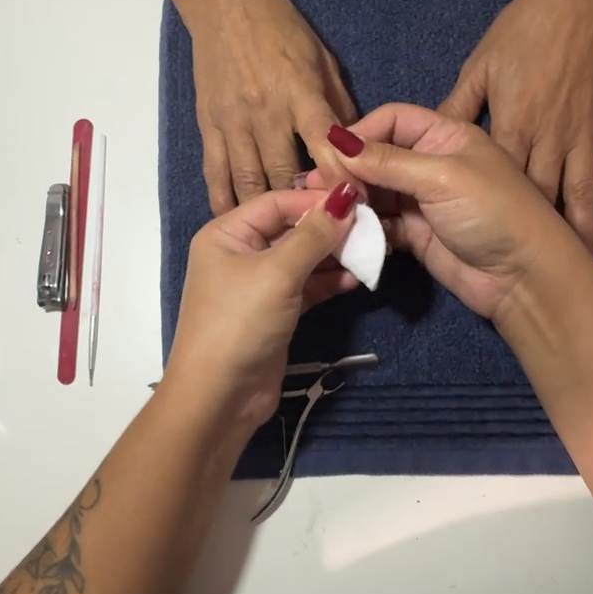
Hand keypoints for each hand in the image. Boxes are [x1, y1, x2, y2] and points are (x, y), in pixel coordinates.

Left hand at [166, 185, 359, 432]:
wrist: (220, 395)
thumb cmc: (240, 323)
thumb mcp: (277, 273)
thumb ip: (314, 235)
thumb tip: (346, 198)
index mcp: (227, 234)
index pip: (277, 202)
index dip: (316, 199)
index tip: (358, 200)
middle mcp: (240, 254)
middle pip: (292, 228)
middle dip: (330, 229)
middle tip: (371, 226)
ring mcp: (258, 285)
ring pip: (303, 259)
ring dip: (334, 256)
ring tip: (370, 252)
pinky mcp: (275, 312)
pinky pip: (306, 287)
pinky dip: (329, 282)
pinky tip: (355, 280)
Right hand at [190, 0, 358, 213]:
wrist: (223, 4)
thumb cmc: (280, 27)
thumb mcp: (321, 59)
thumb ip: (336, 105)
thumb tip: (355, 149)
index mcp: (300, 93)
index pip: (325, 146)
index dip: (341, 179)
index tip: (356, 206)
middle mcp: (265, 112)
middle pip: (285, 174)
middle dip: (303, 205)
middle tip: (320, 233)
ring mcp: (233, 122)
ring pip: (249, 181)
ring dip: (266, 212)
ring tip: (282, 236)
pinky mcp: (208, 126)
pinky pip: (216, 173)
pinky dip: (224, 201)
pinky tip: (235, 220)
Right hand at [323, 106, 579, 319]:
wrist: (524, 277)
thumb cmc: (493, 212)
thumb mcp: (441, 177)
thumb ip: (387, 160)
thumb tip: (335, 141)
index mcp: (446, 135)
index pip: (392, 120)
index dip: (359, 133)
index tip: (329, 154)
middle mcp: (431, 163)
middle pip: (378, 156)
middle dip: (349, 169)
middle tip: (319, 187)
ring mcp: (422, 201)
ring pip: (375, 192)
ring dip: (351, 199)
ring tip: (323, 210)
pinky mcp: (416, 235)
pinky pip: (380, 224)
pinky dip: (362, 228)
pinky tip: (344, 233)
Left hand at [438, 0, 592, 249]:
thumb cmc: (520, 31)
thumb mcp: (477, 69)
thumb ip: (454, 109)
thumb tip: (420, 139)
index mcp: (509, 128)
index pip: (496, 182)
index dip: (483, 215)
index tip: (471, 250)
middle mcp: (547, 139)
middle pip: (537, 196)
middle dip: (533, 237)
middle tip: (531, 275)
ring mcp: (584, 134)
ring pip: (581, 191)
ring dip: (582, 228)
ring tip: (582, 265)